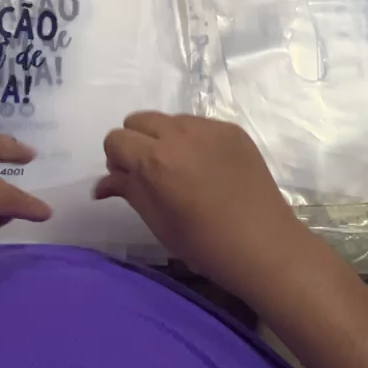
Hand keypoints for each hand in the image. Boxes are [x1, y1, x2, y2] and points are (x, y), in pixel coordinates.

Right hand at [94, 111, 313, 295]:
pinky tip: (207, 168)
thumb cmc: (206, 244)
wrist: (266, 247)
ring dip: (164, 138)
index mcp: (156, 159)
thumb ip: (128, 191)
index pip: (115, 139)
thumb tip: (101, 184)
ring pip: (168, 119)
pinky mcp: (232, 129)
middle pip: (138, 120)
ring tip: (183, 170)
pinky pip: (198, 124)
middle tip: (152, 173)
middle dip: (136, 142)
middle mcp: (179, 134)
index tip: (130, 180)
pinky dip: (192, 140)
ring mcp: (208, 128)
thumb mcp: (158, 222)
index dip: (116, 159)